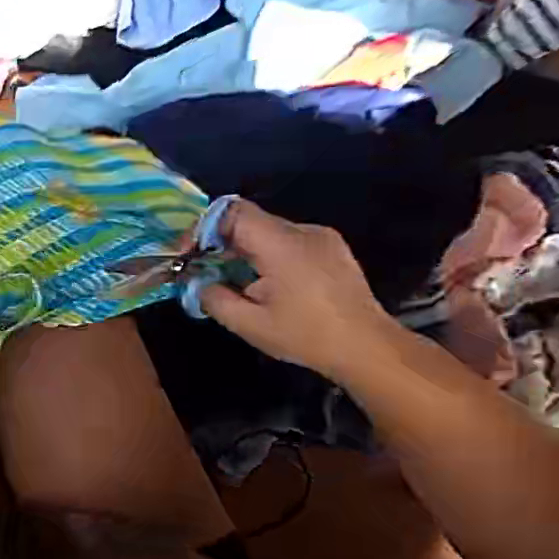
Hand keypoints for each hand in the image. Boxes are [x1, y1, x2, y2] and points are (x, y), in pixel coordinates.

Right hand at [198, 200, 406, 382]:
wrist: (366, 346)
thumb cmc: (305, 336)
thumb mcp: (249, 325)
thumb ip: (215, 299)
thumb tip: (199, 284)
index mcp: (280, 244)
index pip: (233, 212)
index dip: (206, 227)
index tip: (192, 254)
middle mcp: (302, 230)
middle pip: (251, 221)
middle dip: (223, 243)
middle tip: (208, 273)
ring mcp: (322, 237)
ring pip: (270, 232)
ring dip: (247, 251)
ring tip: (239, 283)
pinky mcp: (333, 248)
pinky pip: (291, 241)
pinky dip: (271, 255)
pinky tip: (271, 286)